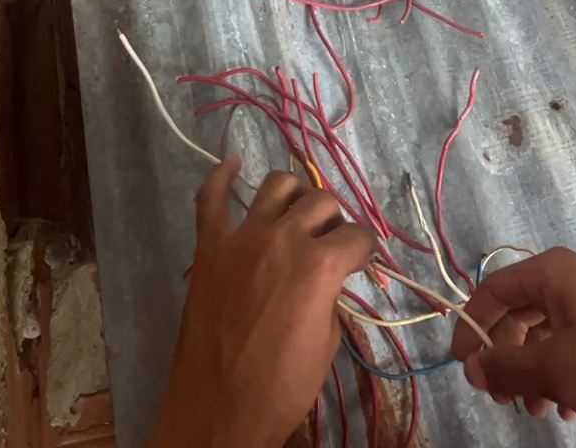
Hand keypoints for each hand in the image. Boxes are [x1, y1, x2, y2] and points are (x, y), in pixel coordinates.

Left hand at [148, 157, 377, 447]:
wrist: (218, 413)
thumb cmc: (280, 388)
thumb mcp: (326, 344)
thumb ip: (331, 297)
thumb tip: (330, 278)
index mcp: (319, 265)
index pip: (357, 237)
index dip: (365, 250)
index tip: (362, 259)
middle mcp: (284, 237)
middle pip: (322, 202)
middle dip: (335, 220)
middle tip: (332, 240)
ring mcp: (243, 236)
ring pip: (277, 185)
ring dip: (295, 193)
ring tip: (297, 209)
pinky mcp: (210, 246)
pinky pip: (211, 198)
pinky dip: (221, 175)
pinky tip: (233, 163)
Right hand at [450, 248, 575, 447]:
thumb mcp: (558, 369)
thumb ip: (507, 367)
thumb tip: (470, 366)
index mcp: (555, 273)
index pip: (494, 289)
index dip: (472, 325)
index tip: (461, 365)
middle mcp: (574, 281)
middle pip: (519, 313)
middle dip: (505, 355)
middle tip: (498, 397)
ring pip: (547, 335)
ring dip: (533, 372)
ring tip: (536, 411)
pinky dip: (563, 376)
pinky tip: (570, 410)